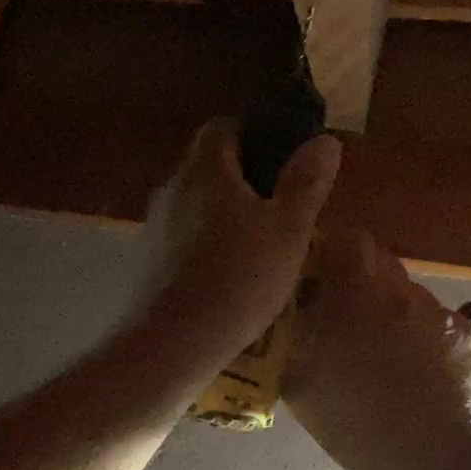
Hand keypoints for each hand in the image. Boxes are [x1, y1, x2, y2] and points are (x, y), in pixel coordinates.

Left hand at [136, 118, 340, 366]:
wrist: (172, 343)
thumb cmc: (238, 279)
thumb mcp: (288, 232)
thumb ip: (305, 184)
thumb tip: (324, 140)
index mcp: (206, 169)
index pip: (223, 127)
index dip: (253, 135)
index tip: (280, 160)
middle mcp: (172, 188)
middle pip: (207, 167)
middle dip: (240, 179)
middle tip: (277, 209)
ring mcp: (154, 227)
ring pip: (194, 206)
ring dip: (221, 216)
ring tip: (256, 248)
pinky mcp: (146, 262)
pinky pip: (181, 240)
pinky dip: (203, 248)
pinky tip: (225, 278)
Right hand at [285, 231, 470, 469]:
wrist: (425, 459)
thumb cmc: (349, 420)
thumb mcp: (296, 376)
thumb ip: (288, 331)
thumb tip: (285, 309)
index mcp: (355, 291)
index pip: (343, 239)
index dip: (327, 250)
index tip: (313, 273)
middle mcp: (398, 288)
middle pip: (376, 260)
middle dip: (357, 276)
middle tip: (341, 310)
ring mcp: (437, 310)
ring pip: (405, 292)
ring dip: (388, 307)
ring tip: (379, 349)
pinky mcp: (464, 333)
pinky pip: (433, 320)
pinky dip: (419, 334)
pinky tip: (413, 370)